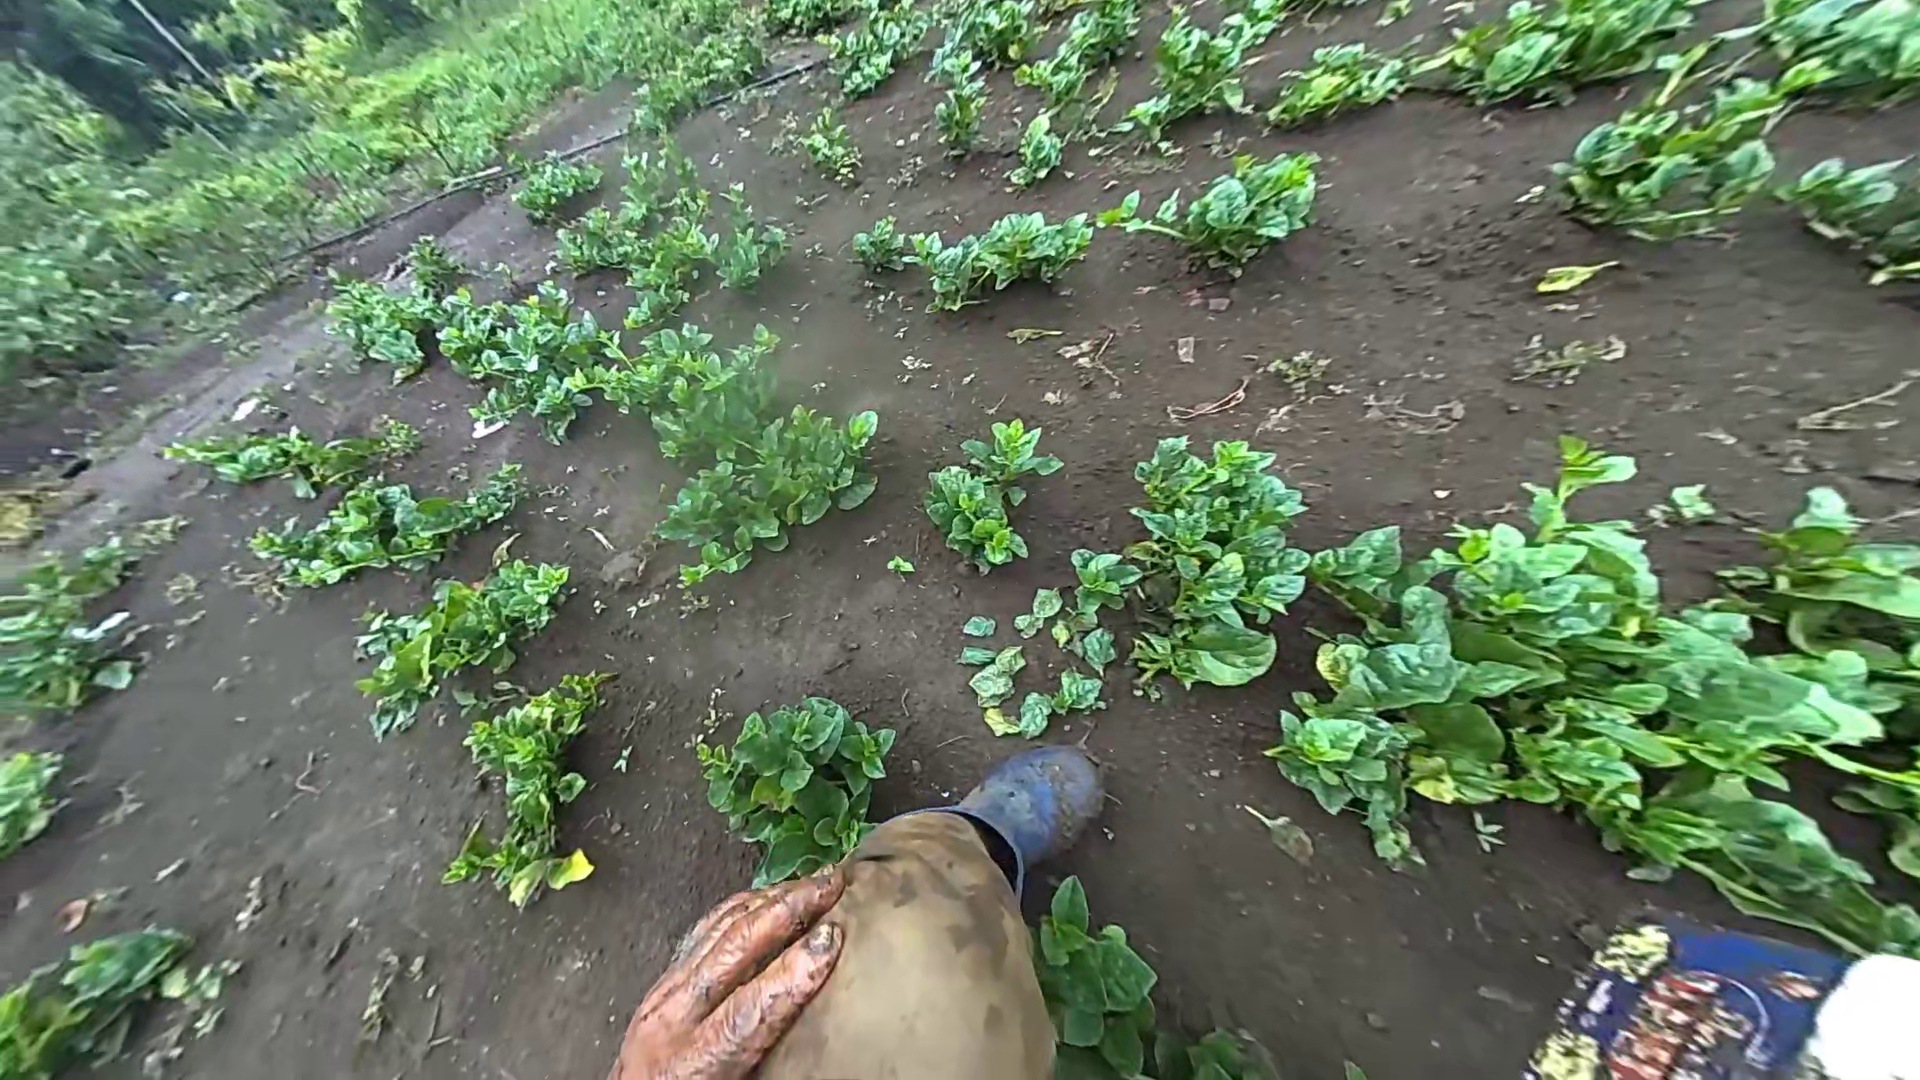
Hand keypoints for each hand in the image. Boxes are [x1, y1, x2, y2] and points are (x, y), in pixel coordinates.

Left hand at [608, 869, 845, 1079]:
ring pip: (724, 925)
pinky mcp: (662, 980)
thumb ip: (774, 1052)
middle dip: (791, 906)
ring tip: (813, 879)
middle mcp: (673, 1019)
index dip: (795, 970)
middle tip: (834, 881)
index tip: (835, 936)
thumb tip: (815, 994)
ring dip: (774, 896)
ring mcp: (665, 992)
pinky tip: (769, 894)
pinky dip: (743, 904)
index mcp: (690, 1065)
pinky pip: (707, 927)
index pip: (750, 1010)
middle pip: (738, 945)